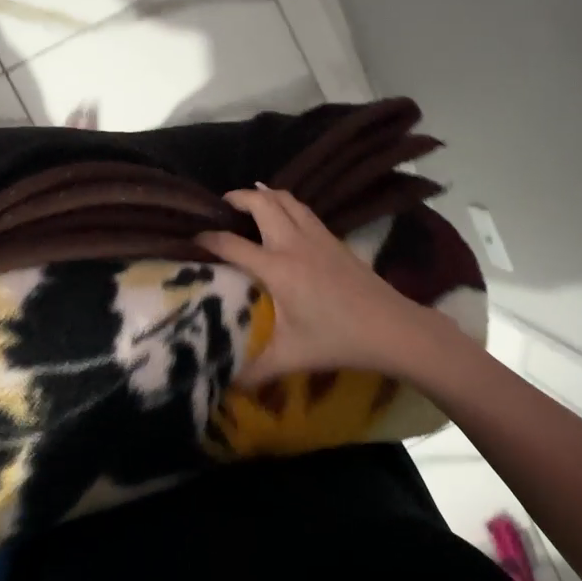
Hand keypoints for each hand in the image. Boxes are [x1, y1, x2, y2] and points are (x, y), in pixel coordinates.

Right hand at [196, 185, 433, 385]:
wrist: (392, 327)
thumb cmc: (338, 340)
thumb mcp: (291, 357)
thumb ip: (255, 370)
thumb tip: (225, 386)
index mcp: (277, 268)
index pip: (232, 244)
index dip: (207, 239)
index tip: (190, 239)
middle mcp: (294, 243)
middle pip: (262, 202)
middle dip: (238, 198)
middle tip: (221, 207)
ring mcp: (318, 237)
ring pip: (287, 199)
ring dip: (264, 194)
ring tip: (248, 201)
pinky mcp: (335, 239)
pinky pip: (304, 210)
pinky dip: (286, 204)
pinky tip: (284, 216)